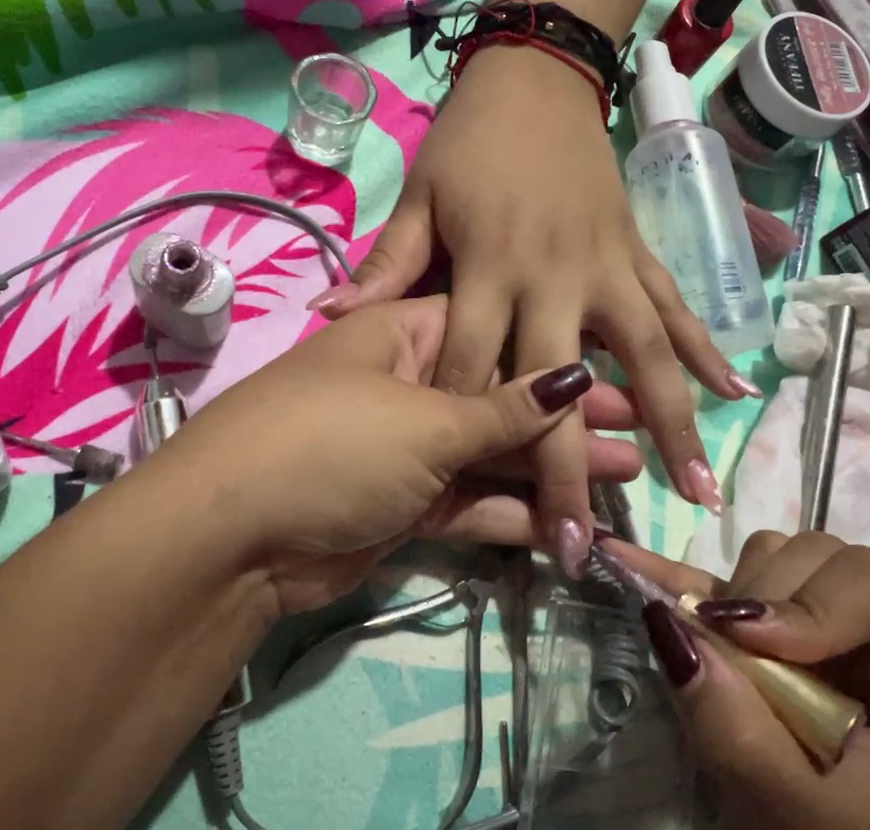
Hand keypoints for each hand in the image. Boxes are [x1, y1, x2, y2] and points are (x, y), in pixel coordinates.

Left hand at [153, 297, 644, 613]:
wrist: (233, 535)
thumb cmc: (333, 443)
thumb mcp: (423, 419)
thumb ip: (504, 407)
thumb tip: (575, 370)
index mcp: (403, 335)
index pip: (494, 334)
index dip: (556, 356)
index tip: (618, 374)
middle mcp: (408, 384)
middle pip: (500, 398)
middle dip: (564, 419)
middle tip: (636, 433)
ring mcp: (406, 449)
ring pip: (491, 455)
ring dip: (550, 469)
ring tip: (623, 477)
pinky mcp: (404, 505)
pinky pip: (470, 503)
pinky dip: (513, 515)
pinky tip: (568, 526)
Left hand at [310, 46, 757, 570]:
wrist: (535, 77)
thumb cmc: (466, 143)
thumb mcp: (418, 199)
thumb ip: (388, 265)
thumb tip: (329, 309)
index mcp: (488, 266)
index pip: (475, 364)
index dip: (474, 431)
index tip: (477, 499)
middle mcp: (552, 276)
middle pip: (558, 384)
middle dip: (569, 466)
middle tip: (587, 545)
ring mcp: (604, 266)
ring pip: (641, 354)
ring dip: (670, 423)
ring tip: (697, 491)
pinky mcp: (636, 253)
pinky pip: (674, 306)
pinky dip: (704, 348)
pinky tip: (735, 391)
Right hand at [608, 533, 869, 829]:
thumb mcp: (812, 814)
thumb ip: (743, 732)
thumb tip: (667, 627)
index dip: (809, 602)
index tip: (751, 646)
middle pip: (821, 560)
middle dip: (763, 604)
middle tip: (729, 662)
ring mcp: (841, 627)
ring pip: (777, 561)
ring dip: (733, 602)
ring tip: (717, 660)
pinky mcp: (790, 637)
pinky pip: (738, 587)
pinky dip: (688, 584)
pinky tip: (630, 560)